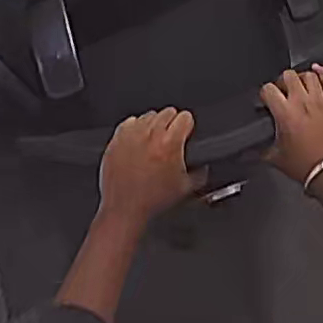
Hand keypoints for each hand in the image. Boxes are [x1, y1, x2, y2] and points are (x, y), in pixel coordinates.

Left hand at [97, 108, 203, 229]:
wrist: (124, 210)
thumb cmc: (151, 201)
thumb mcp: (185, 188)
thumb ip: (201, 173)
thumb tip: (206, 167)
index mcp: (170, 143)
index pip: (185, 116)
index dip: (187, 125)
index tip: (185, 131)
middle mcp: (150, 136)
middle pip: (167, 112)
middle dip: (171, 123)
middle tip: (170, 138)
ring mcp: (131, 136)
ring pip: (148, 115)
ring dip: (153, 125)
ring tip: (153, 141)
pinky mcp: (116, 140)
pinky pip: (129, 122)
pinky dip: (134, 128)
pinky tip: (137, 141)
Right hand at [260, 66, 322, 182]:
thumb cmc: (304, 164)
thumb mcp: (274, 157)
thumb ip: (257, 150)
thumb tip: (245, 150)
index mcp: (285, 113)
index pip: (268, 89)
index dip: (263, 93)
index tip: (264, 100)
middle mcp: (302, 102)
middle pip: (288, 76)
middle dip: (280, 82)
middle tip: (279, 92)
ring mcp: (319, 101)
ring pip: (308, 75)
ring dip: (300, 77)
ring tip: (296, 85)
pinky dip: (322, 72)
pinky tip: (316, 70)